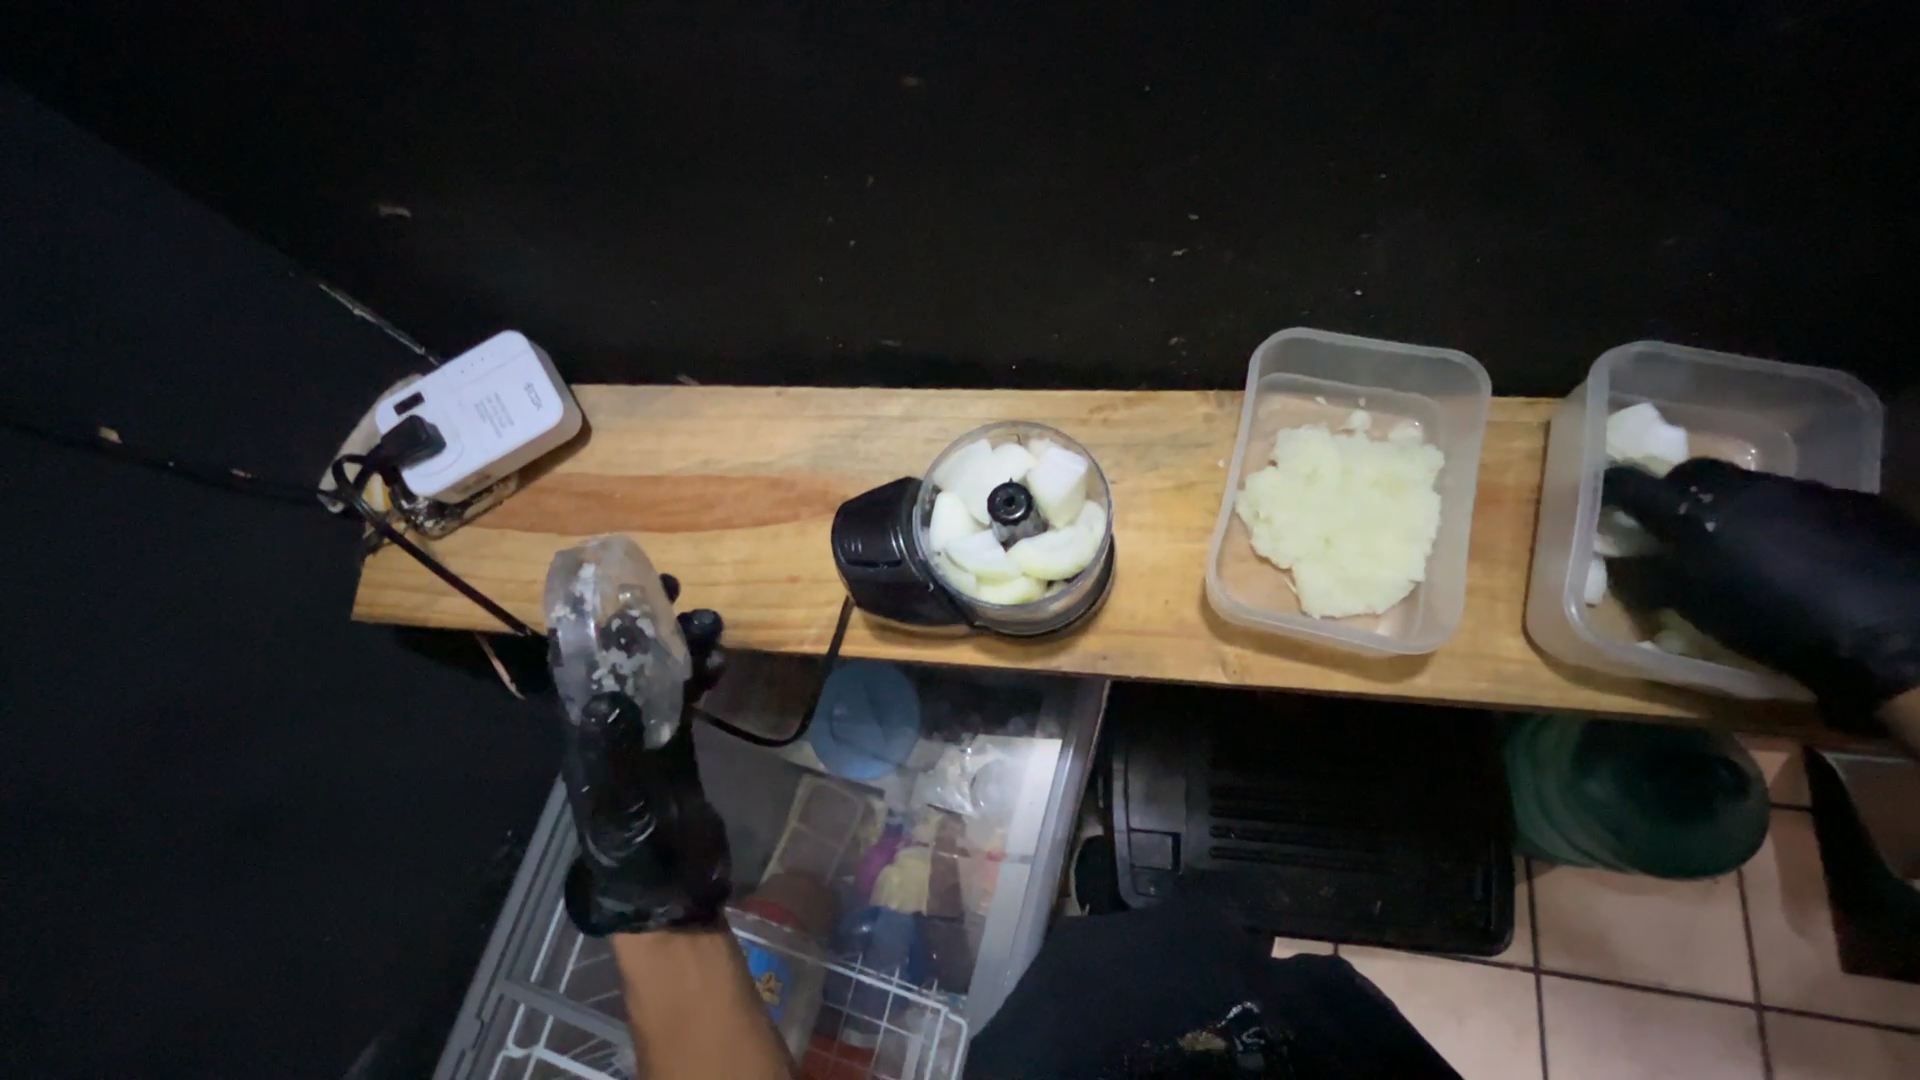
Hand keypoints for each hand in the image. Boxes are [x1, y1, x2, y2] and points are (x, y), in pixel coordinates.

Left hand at [562, 577, 733, 935]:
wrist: (667, 890)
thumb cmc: (634, 848)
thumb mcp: (618, 799)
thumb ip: (612, 747)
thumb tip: (605, 690)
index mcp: (588, 732)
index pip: (582, 663)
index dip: (595, 621)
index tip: (620, 586)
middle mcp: (613, 723)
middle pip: (626, 658)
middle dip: (646, 621)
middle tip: (675, 589)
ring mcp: (646, 731)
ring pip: (661, 671)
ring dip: (683, 643)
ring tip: (712, 623)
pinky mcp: (677, 743)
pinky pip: (687, 695)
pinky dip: (703, 675)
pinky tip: (722, 662)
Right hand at [1602, 459, 1919, 728]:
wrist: (1899, 633)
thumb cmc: (1772, 623)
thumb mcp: (1692, 606)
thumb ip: (1649, 576)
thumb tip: (1624, 559)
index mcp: (1692, 512)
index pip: (1629, 484)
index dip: (1610, 489)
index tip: (1603, 500)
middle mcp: (1743, 487)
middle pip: (1693, 474)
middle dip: (1678, 494)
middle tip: (1678, 526)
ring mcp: (1805, 490)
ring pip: (1751, 488)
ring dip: (1737, 509)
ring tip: (1747, 547)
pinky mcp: (1857, 503)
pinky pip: (1804, 504)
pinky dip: (1789, 522)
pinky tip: (1805, 557)